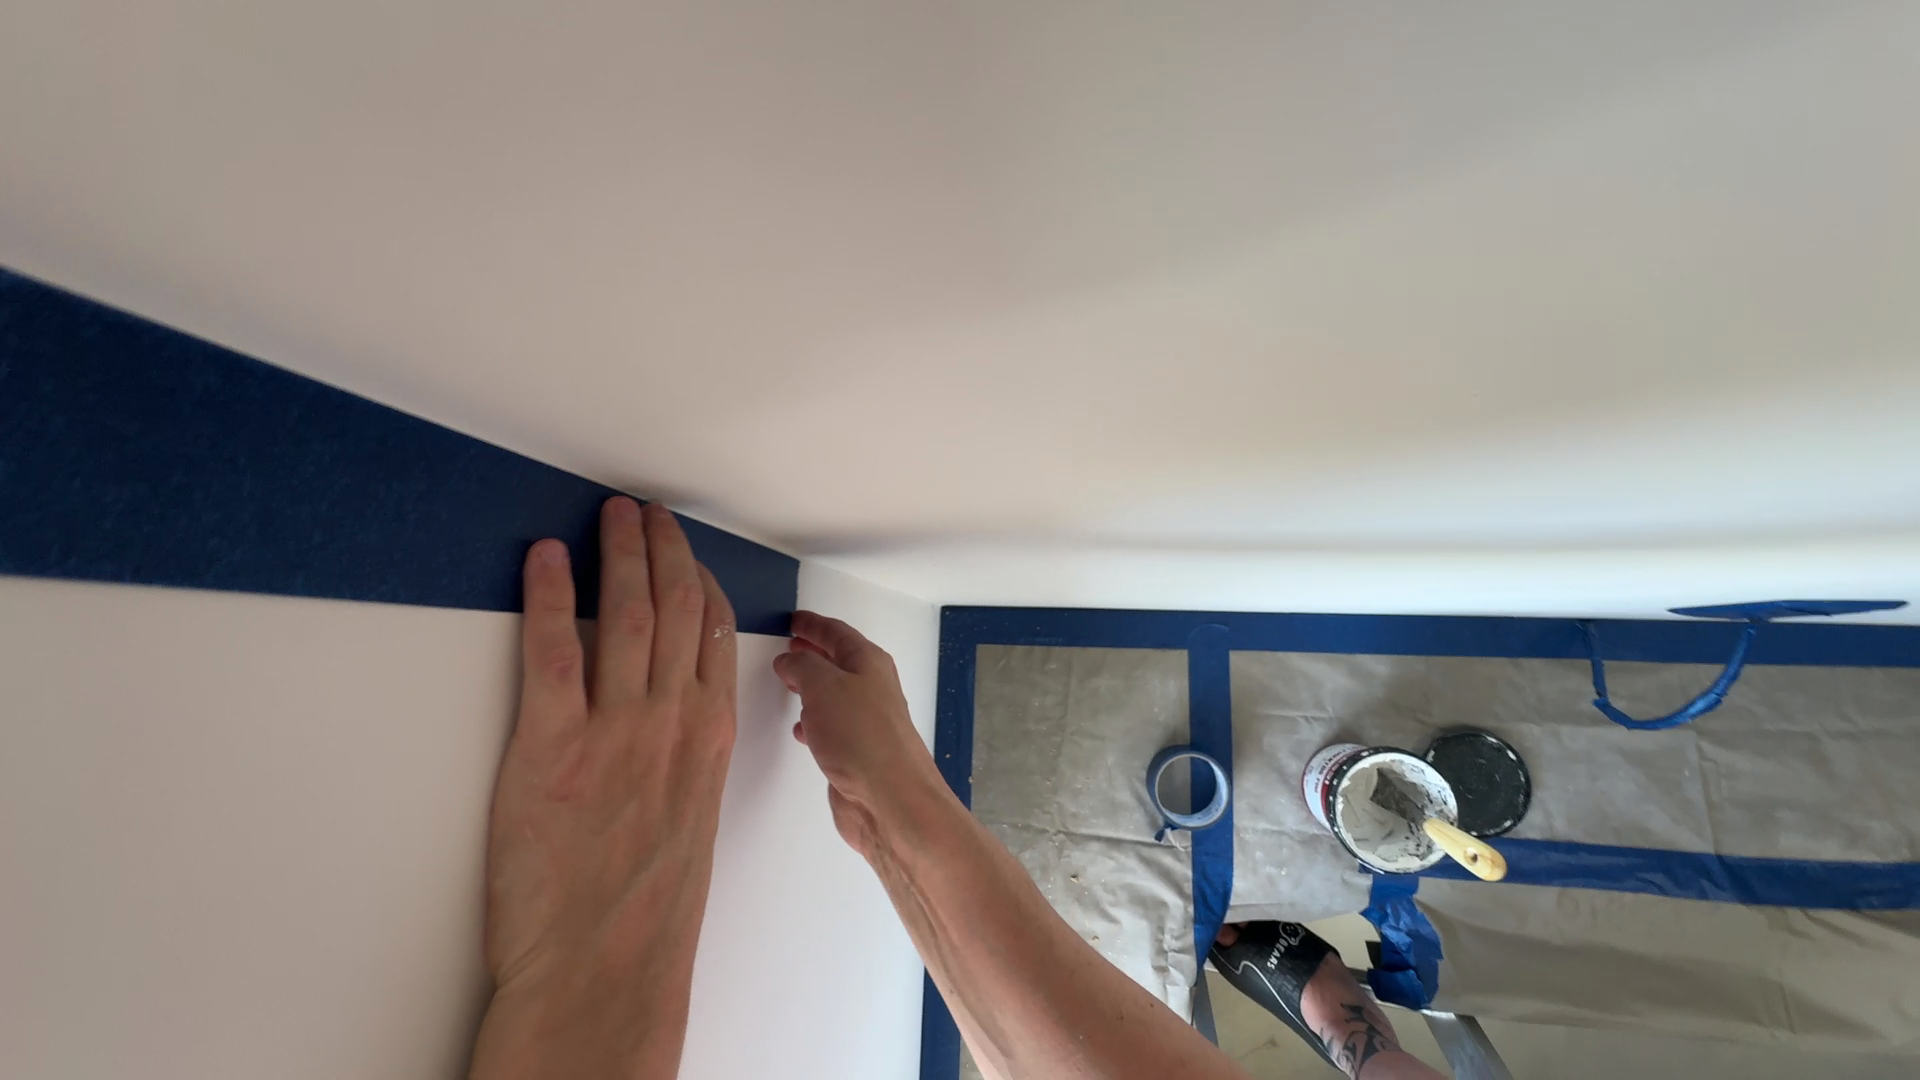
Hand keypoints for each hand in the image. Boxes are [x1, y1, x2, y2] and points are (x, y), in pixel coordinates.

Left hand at [470, 497, 736, 1079]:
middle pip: (679, 609)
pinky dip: (554, 598)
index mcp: (711, 734)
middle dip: (665, 550)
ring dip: (622, 556)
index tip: (688, 553)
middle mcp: (675, 719)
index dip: (701, 580)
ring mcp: (619, 730)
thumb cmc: (653, 897)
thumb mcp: (695, 810)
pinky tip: (548, 560)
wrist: (610, 963)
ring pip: (630, 616)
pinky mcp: (553, 749)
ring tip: (613, 516)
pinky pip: (557, 654)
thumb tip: (673, 708)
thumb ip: (688, 748)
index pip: (714, 633)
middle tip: (649, 513)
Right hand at [773, 611, 943, 856]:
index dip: (814, 624)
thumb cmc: (859, 734)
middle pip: (839, 661)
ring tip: (788, 683)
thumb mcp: (824, 685)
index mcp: (869, 663)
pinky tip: (801, 728)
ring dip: (813, 686)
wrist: (890, 798)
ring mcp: (867, 721)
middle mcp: (872, 687)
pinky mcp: (858, 751)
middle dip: (814, 652)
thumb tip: (790, 659)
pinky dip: (815, 719)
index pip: (837, 633)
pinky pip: (833, 724)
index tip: (793, 619)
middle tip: (788, 646)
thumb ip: (803, 665)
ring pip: (835, 693)